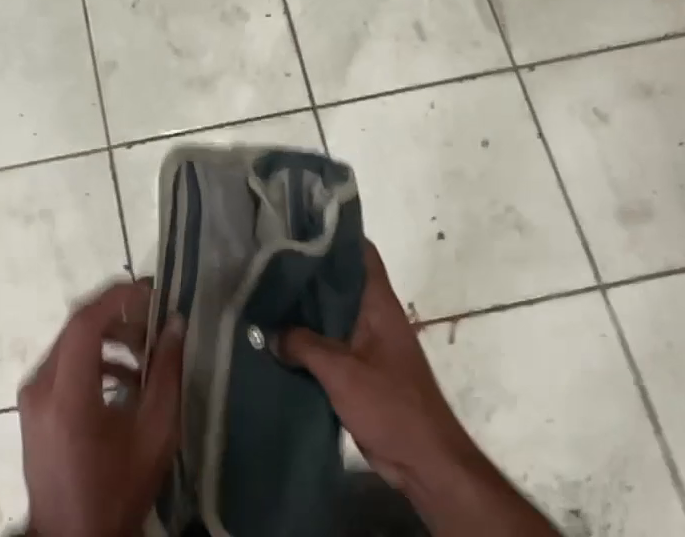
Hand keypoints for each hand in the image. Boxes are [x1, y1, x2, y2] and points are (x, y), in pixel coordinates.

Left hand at [19, 279, 185, 536]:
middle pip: (77, 329)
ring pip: (71, 344)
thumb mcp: (154, 435)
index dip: (118, 298)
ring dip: (108, 339)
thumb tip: (176, 324)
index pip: (85, 323)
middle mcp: (40, 386)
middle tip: (156, 323)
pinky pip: (64, 365)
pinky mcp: (33, 406)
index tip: (151, 290)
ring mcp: (31, 396)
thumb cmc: (117, 490)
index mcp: (66, 394)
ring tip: (146, 354)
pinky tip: (125, 378)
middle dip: (119, 318)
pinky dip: (94, 360)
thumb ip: (167, 375)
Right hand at [277, 243, 473, 494]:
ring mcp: (366, 343)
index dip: (333, 234)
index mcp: (378, 304)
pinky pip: (326, 342)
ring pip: (329, 313)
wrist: (423, 460)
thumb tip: (270, 332)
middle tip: (264, 257)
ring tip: (261, 292)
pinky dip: (304, 338)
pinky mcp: (357, 368)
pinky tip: (274, 338)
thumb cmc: (391, 406)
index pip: (359, 253)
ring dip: (301, 307)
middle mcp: (373, 316)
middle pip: (338, 281)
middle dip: (305, 270)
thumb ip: (303, 345)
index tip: (297, 223)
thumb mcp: (342, 371)